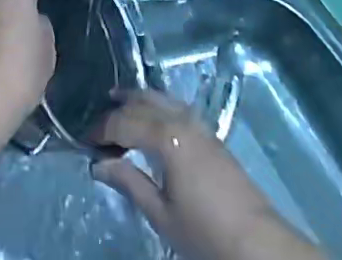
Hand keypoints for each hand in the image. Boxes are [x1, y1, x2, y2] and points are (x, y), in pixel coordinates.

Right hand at [93, 90, 318, 259]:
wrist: (258, 242)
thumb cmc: (205, 232)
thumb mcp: (161, 213)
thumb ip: (129, 182)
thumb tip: (98, 164)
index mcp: (166, 136)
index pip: (123, 122)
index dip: (100, 130)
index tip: (84, 141)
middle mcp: (181, 120)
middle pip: (141, 103)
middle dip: (116, 112)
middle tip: (98, 129)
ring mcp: (198, 123)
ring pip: (160, 98)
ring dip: (137, 100)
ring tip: (117, 105)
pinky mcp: (210, 133)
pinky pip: (175, 106)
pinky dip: (156, 106)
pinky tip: (150, 119)